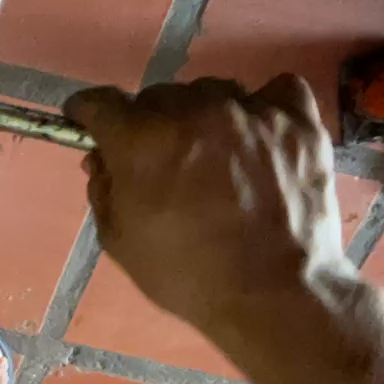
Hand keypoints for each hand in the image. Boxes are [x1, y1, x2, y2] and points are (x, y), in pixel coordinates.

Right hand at [64, 74, 357, 342]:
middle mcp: (193, 111)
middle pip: (155, 96)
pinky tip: (254, 136)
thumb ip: (102, 188)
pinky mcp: (299, 120)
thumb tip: (101, 159)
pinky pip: (273, 91)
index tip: (83, 120)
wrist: (272, 292)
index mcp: (141, 141)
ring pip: (210, 92)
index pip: (100, 103)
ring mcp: (251, 111)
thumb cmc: (182, 272)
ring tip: (207, 152)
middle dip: (144, 122)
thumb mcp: (117, 238)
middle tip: (152, 158)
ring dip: (197, 115)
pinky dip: (258, 107)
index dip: (85, 111)